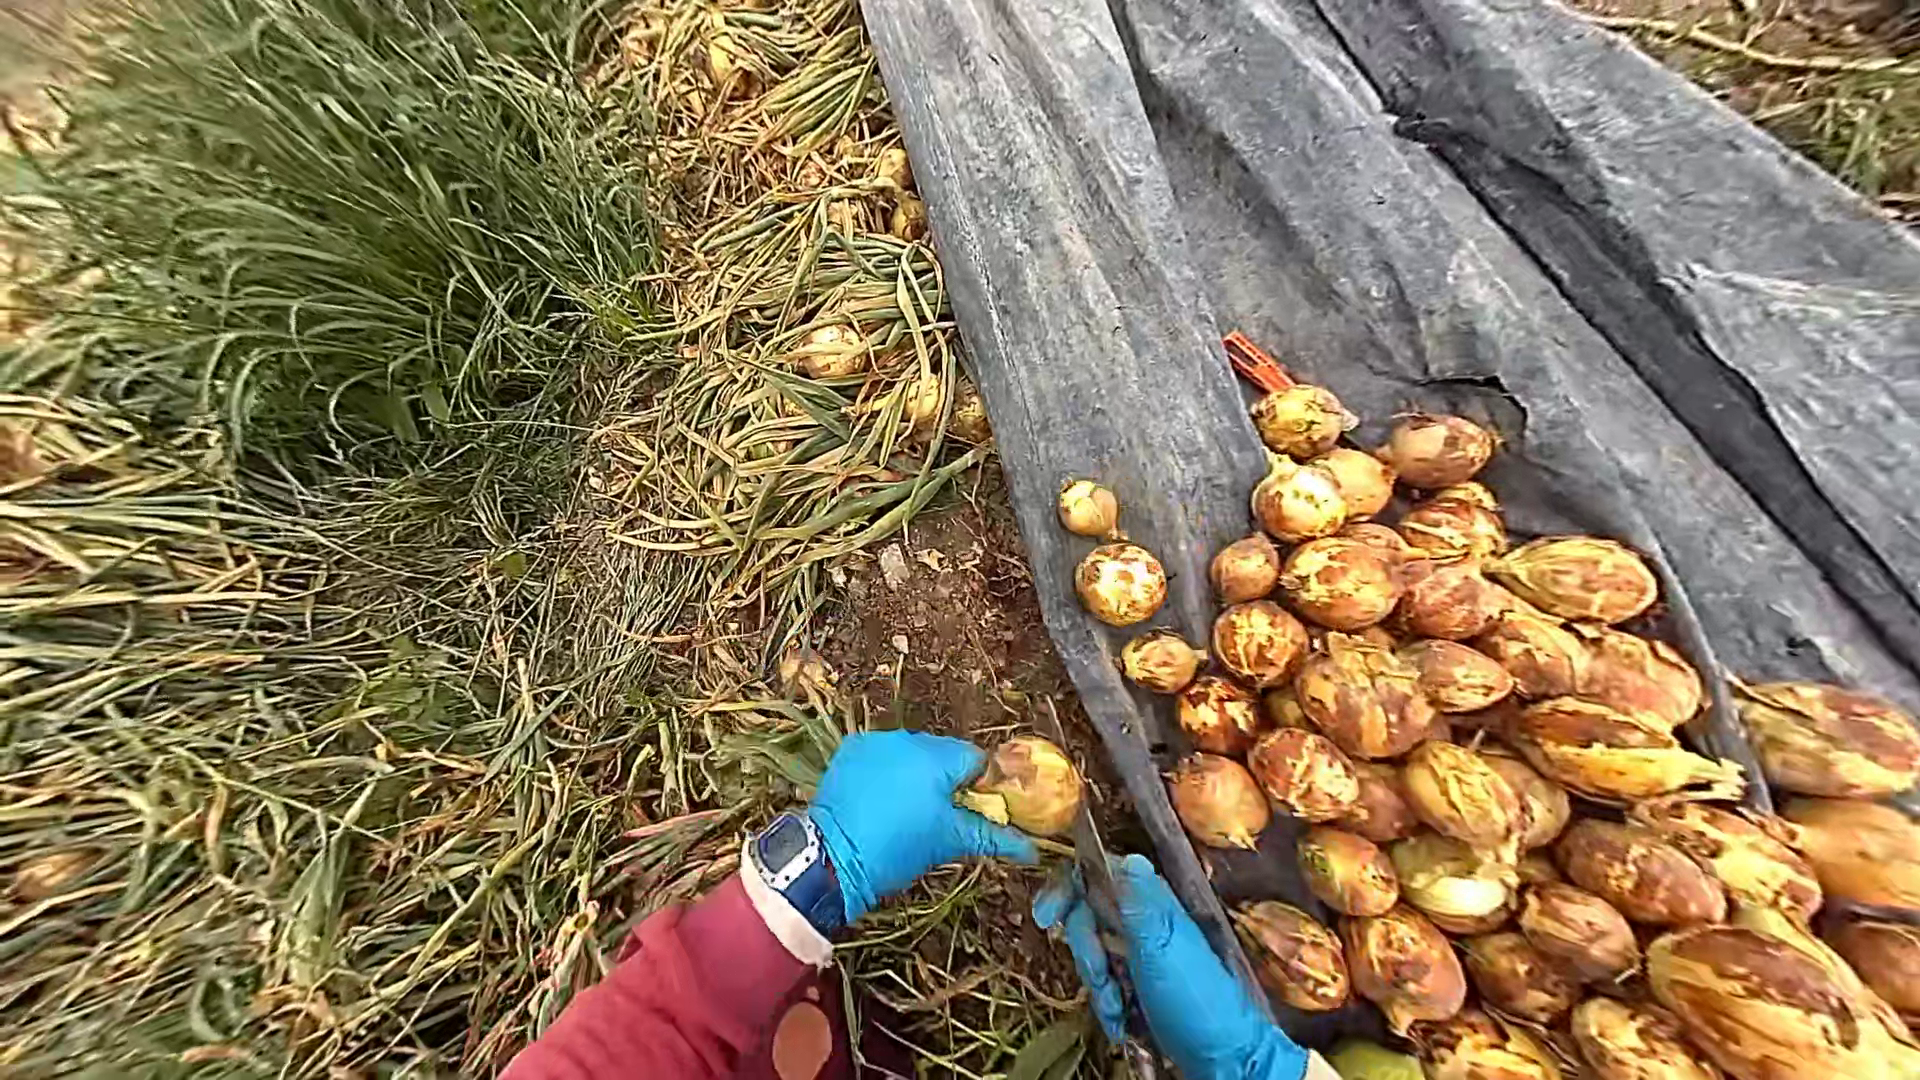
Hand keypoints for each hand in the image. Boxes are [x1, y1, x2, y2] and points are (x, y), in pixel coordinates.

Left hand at [808, 731, 1038, 921]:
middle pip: (944, 753)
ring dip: (917, 772)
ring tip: (906, 808)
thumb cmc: (897, 847)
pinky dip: (887, 769)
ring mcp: (878, 740)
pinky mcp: (854, 747)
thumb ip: (991, 835)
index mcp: (936, 757)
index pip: (975, 758)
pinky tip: (880, 796)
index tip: (971, 807)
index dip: (979, 784)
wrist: (831, 857)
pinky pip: (883, 753)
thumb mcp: (947, 841)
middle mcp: (908, 739)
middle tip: (940, 814)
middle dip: (947, 778)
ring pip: (913, 752)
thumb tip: (1031, 848)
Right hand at [1034, 855, 1307, 1079]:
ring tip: (1119, 1006)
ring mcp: (1136, 947)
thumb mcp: (1163, 947)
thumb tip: (1126, 855)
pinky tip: (1122, 1019)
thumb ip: (1138, 901)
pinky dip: (1105, 1000)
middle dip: (1086, 950)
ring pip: (1089, 948)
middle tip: (1102, 977)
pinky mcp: (1134, 978)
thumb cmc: (1196, 999)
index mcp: (1146, 895)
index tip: (1045, 917)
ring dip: (1096, 981)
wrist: (1225, 1062)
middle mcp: (1138, 914)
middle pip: (1084, 912)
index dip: (1064, 890)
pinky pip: (1101, 979)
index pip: (1092, 872)